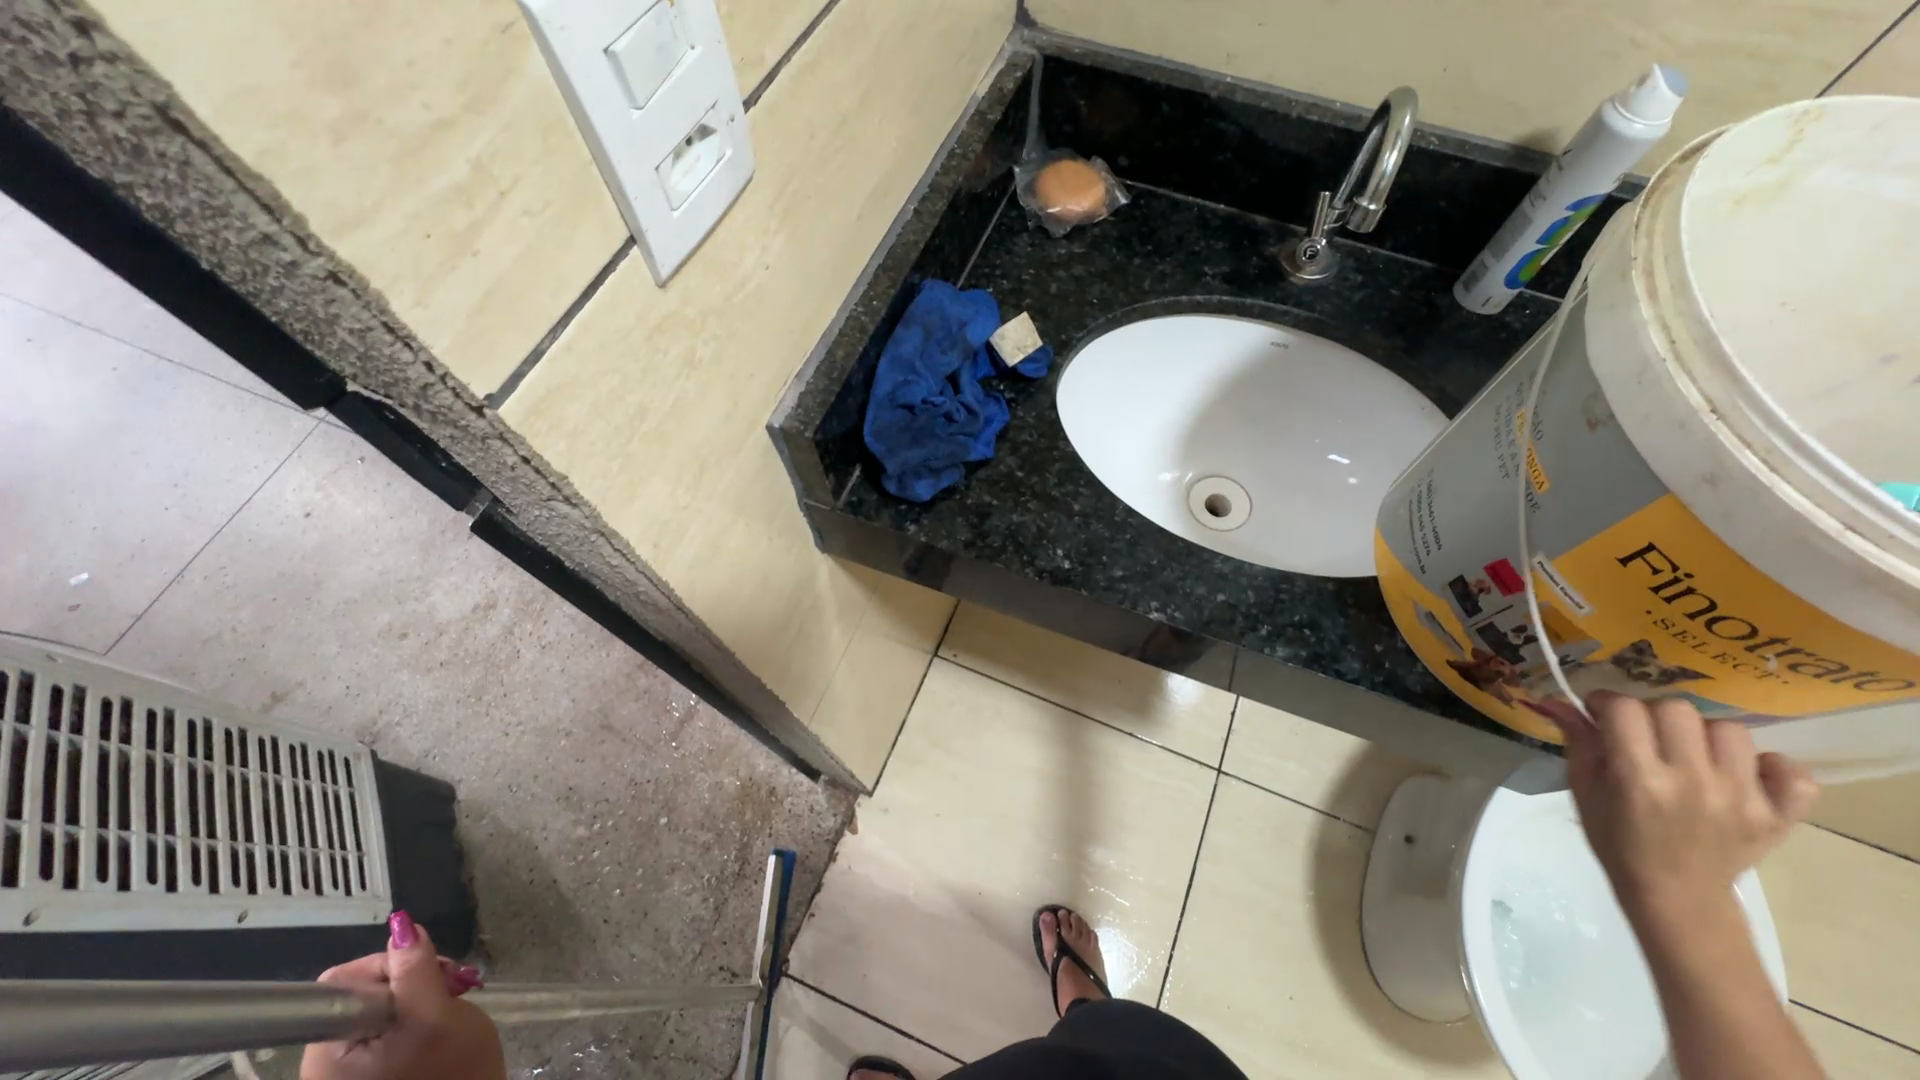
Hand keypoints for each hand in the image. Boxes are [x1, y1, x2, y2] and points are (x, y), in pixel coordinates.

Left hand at [301, 912, 505, 1079]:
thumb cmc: (453, 1073)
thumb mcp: (438, 1017)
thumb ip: (415, 971)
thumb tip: (401, 925)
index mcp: (327, 1051)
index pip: (343, 982)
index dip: (390, 967)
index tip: (432, 973)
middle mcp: (322, 1062)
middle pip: (359, 991)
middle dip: (409, 979)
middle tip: (452, 984)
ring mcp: (344, 1068)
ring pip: (376, 1004)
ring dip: (418, 992)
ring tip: (452, 999)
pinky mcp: (366, 1070)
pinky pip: (383, 1023)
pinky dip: (414, 1012)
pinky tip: (440, 1019)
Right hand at [1560, 692, 1818, 925]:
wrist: (1676, 895)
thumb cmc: (1618, 841)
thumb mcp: (1584, 791)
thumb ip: (1579, 743)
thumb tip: (1560, 702)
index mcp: (1638, 779)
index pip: (1623, 709)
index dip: (1606, 702)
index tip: (1601, 713)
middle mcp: (1693, 781)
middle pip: (1676, 709)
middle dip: (1652, 713)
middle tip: (1645, 734)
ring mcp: (1742, 798)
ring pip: (1729, 729)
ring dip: (1704, 735)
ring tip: (1692, 755)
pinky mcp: (1778, 815)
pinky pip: (1791, 771)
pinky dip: (1771, 767)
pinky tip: (1745, 775)